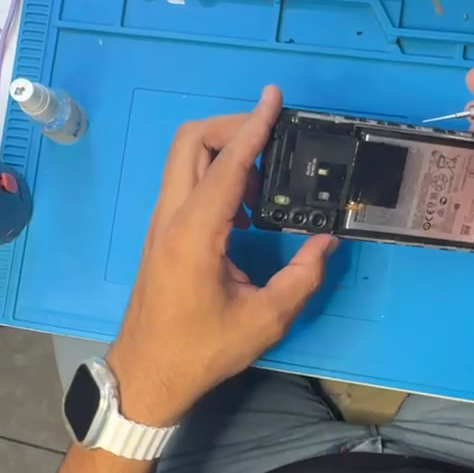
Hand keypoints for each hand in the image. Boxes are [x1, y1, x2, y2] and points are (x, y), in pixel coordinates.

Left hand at [107, 85, 338, 426]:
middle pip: (191, 141)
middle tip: (272, 138)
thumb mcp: (264, 320)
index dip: (254, 126)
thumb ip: (303, 277)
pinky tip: (244, 210)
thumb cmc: (202, 351)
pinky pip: (186, 184)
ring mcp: (161, 223)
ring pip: (184, 159)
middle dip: (232, 126)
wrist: (147, 374)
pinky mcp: (161, 233)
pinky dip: (214, 176)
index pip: (227, 163)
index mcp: (195, 233)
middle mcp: (172, 217)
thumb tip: (326, 242)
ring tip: (263, 183)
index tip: (274, 98)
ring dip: (223, 152)